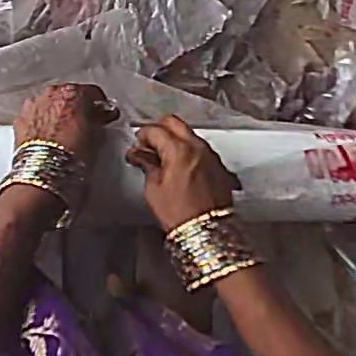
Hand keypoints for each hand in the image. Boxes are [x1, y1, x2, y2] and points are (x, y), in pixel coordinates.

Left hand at [16, 83, 118, 160]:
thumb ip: (99, 119)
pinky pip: (34, 117)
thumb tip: (100, 116)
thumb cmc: (72, 153)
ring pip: (49, 104)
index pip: (92, 93)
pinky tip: (46, 137)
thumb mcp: (97, 136)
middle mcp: (52, 93)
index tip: (103, 114)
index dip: (99, 105)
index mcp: (74, 92)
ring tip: (63, 132)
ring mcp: (33, 105)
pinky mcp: (20, 120)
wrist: (43, 171)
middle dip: (76, 107)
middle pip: (68, 96)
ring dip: (56, 113)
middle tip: (83, 123)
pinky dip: (41, 123)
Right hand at [125, 116, 240, 230]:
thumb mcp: (154, 189)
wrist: (208, 233)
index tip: (137, 145)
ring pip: (188, 133)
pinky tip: (179, 165)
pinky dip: (187, 150)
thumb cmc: (180, 214)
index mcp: (179, 150)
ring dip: (174, 139)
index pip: (155, 130)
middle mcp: (197, 146)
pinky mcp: (218, 165)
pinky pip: (200, 148)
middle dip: (158, 129)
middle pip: (174, 123)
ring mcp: (210, 154)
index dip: (142, 135)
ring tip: (163, 156)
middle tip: (148, 144)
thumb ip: (146, 165)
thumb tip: (139, 155)